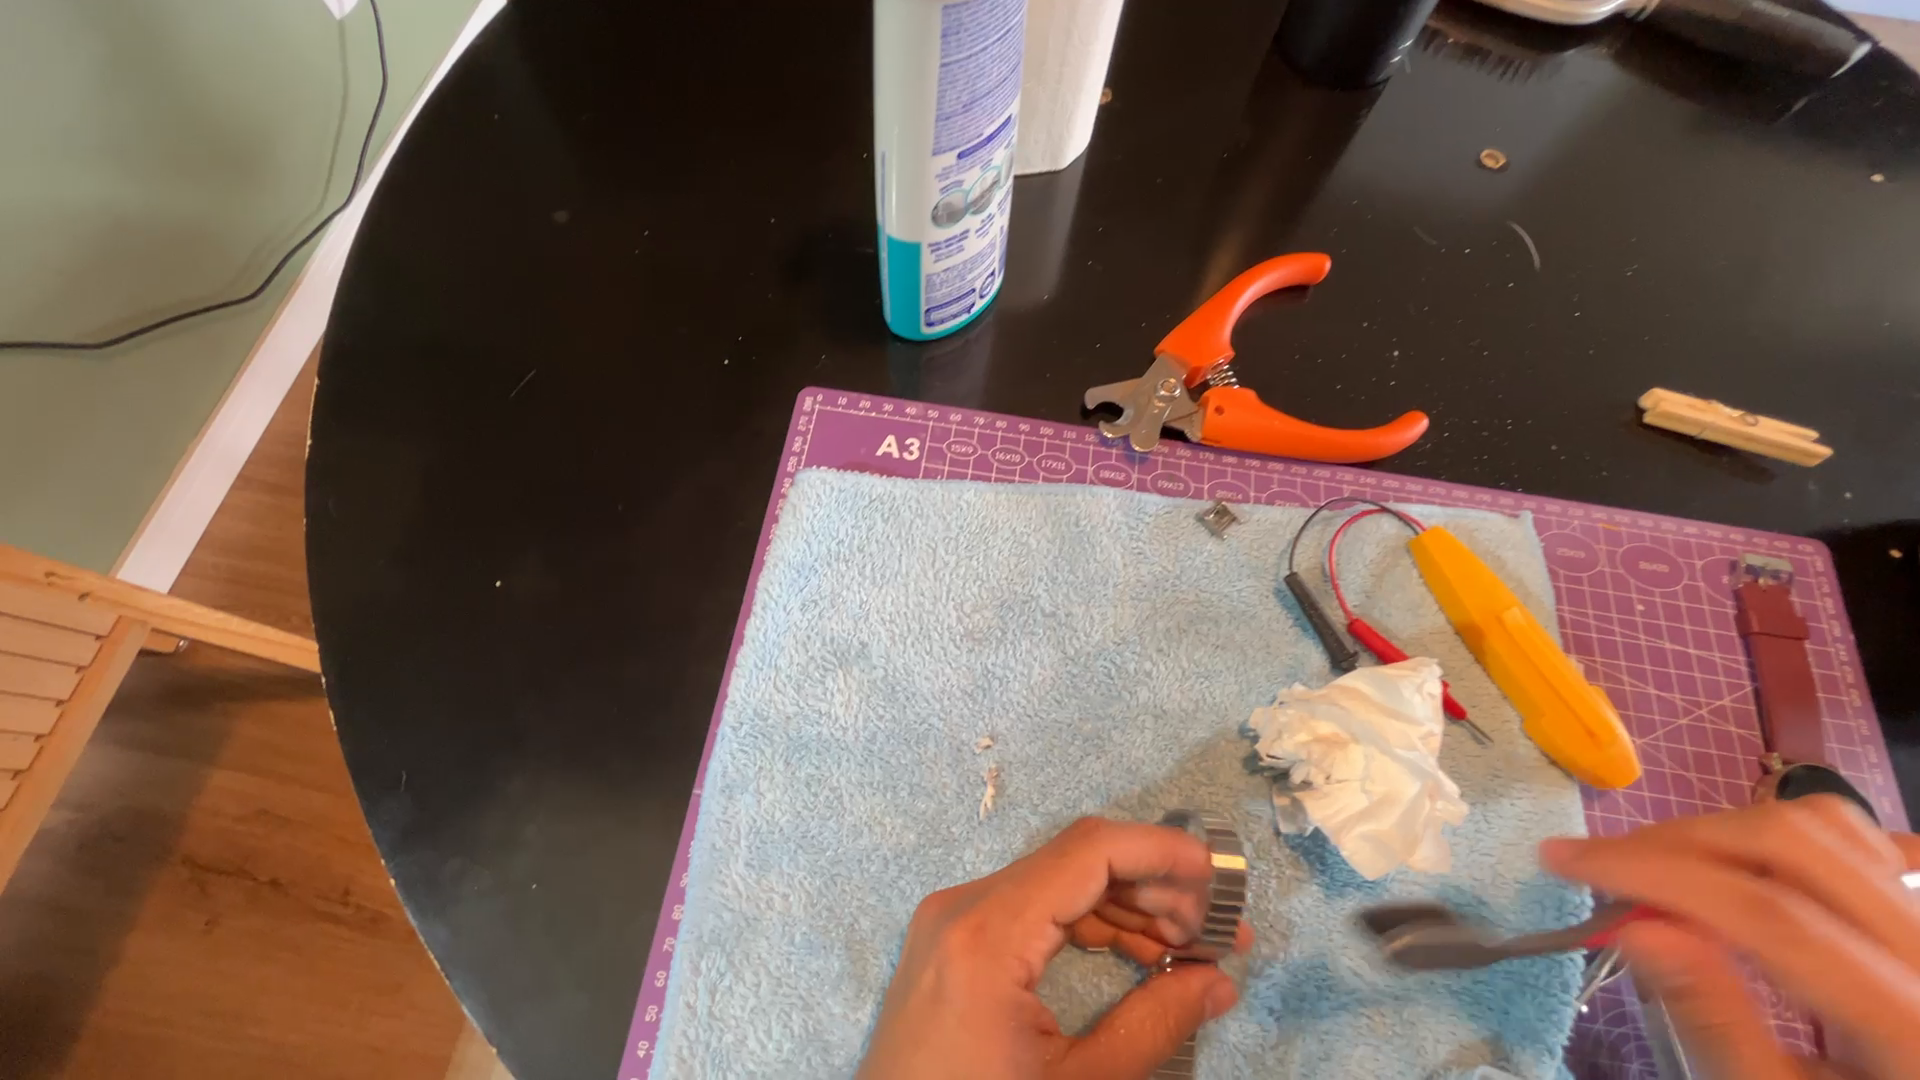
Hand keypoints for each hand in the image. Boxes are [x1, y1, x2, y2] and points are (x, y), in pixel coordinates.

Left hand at [857, 816, 1250, 1079]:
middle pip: (1075, 862)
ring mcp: (952, 919)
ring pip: (1056, 883)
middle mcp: (963, 905)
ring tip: (1192, 947)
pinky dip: (1088, 924)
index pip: (1087, 851)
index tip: (1221, 876)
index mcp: (986, 932)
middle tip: (1222, 931)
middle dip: (1154, 888)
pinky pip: (1031, 911)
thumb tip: (1219, 981)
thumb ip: (1153, 1025)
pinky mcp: (953, 940)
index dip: (1161, 851)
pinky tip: (1139, 954)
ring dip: (1126, 906)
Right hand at [1542, 796, 1919, 1078]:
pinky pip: (1857, 840)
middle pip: (1792, 844)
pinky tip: (1734, 866)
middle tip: (1600, 863)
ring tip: (1660, 866)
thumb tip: (1635, 926)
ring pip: (1823, 826)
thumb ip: (1716, 1023)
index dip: (1651, 872)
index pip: (1766, 911)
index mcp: (1913, 1020)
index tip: (1560, 859)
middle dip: (1673, 841)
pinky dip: (1778, 836)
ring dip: (1717, 833)